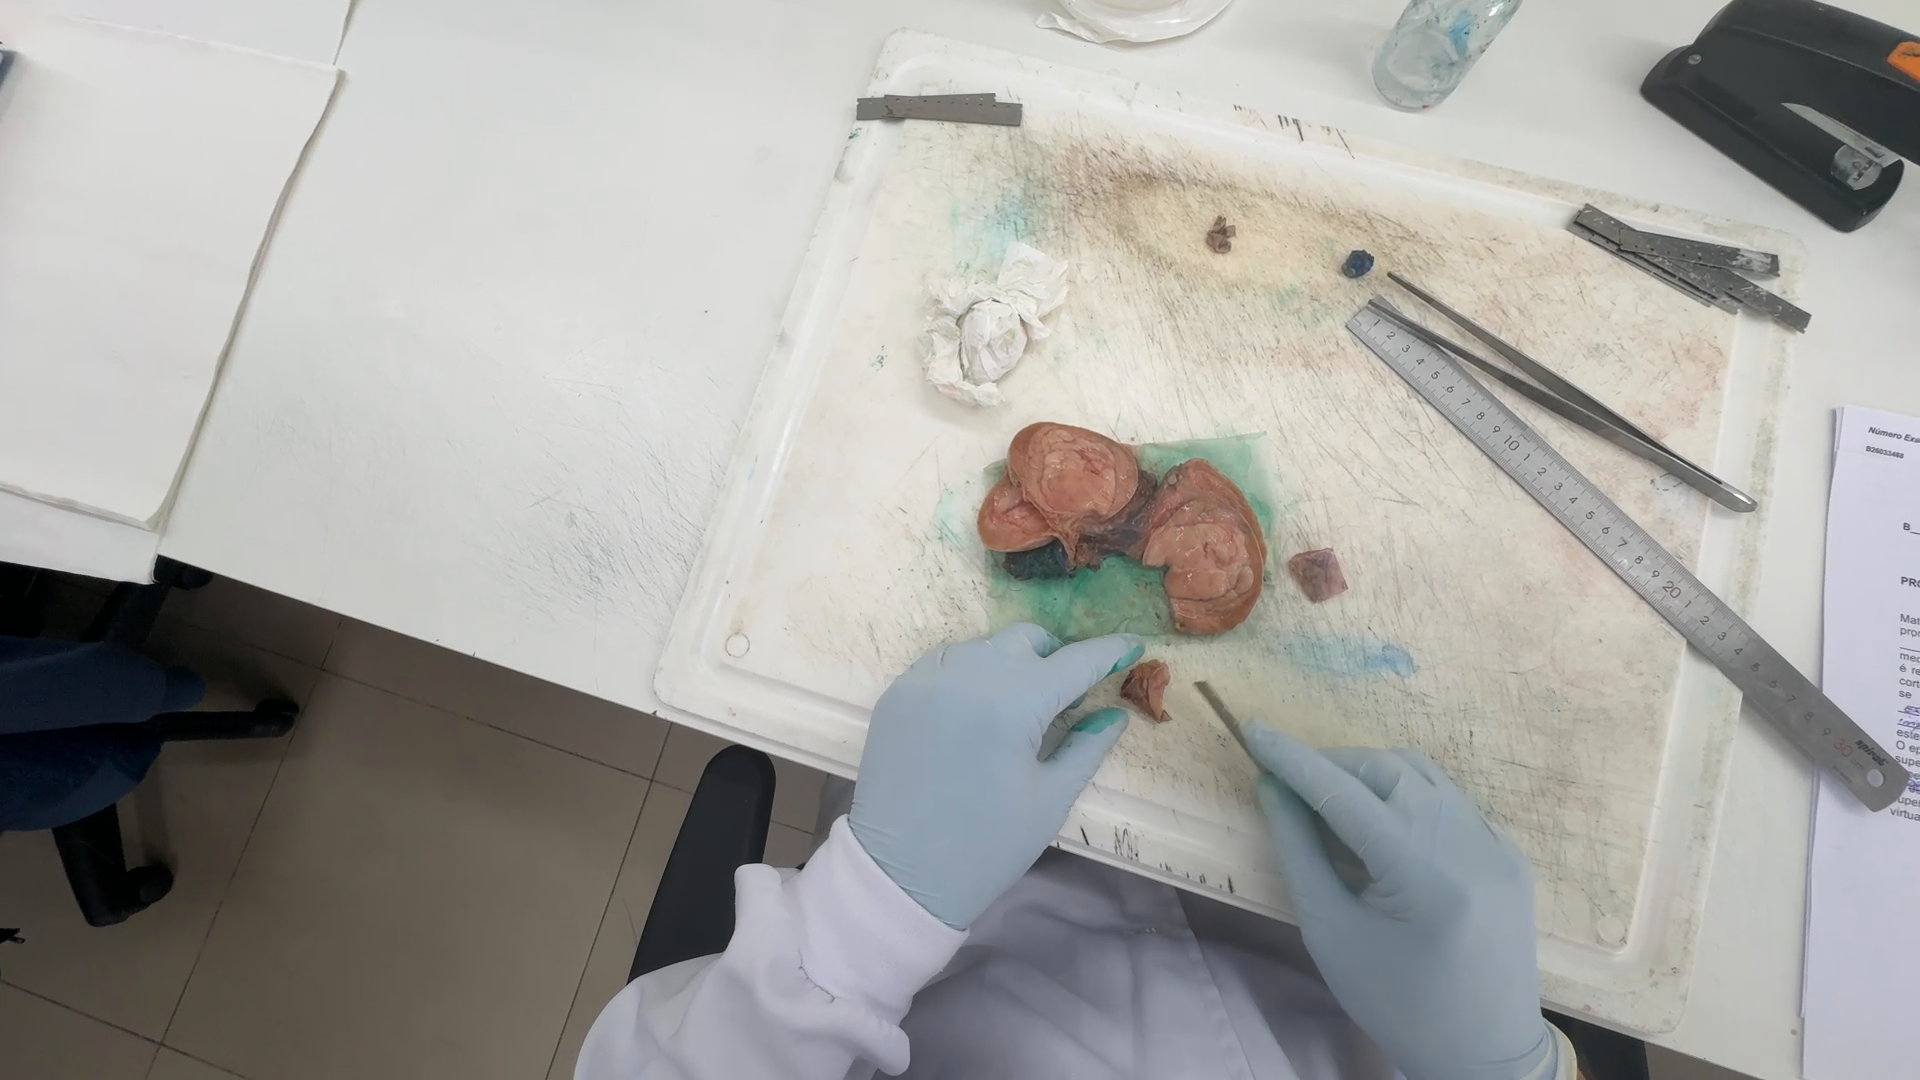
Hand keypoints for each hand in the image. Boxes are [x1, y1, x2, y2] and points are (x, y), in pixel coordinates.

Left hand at [849, 624, 1142, 928]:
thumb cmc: (985, 846)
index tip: (1132, 643)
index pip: (1075, 661)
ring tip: (1017, 705)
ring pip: (984, 645)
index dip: (1109, 650)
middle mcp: (970, 674)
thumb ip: (1087, 747)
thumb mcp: (1049, 800)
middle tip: (1066, 692)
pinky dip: (970, 669)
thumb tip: (1115, 715)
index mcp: (1014, 703)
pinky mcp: (899, 690)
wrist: (898, 875)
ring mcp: (928, 677)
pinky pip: (945, 659)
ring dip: (1011, 662)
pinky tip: (976, 704)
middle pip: (1027, 640)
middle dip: (1056, 656)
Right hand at [1245, 727, 1556, 1079]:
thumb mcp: (1328, 928)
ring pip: (1417, 771)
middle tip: (1289, 783)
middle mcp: (1468, 845)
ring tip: (1332, 799)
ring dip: (1366, 771)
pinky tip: (1382, 822)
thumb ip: (1297, 848)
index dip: (1292, 758)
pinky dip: (1402, 791)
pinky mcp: (1509, 854)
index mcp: (1422, 873)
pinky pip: (1446, 796)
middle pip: (1383, 767)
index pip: (1342, 791)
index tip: (1253, 730)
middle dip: (1329, 764)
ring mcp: (1497, 846)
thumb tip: (1271, 785)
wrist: (1488, 1059)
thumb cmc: (1394, 1001)